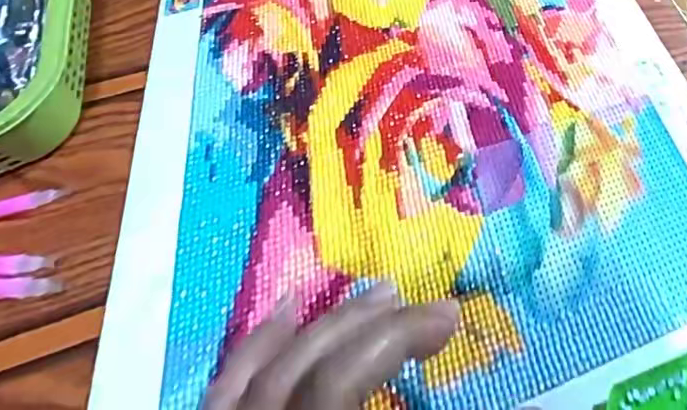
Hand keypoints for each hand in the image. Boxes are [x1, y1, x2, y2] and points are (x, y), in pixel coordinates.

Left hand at [203, 284, 461, 409]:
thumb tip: (462, 392)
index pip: (341, 379)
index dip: (399, 338)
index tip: (450, 315)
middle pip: (310, 364)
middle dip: (374, 325)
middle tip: (428, 306)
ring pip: (268, 367)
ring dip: (330, 323)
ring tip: (380, 293)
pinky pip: (223, 387)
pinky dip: (259, 342)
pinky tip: (291, 304)